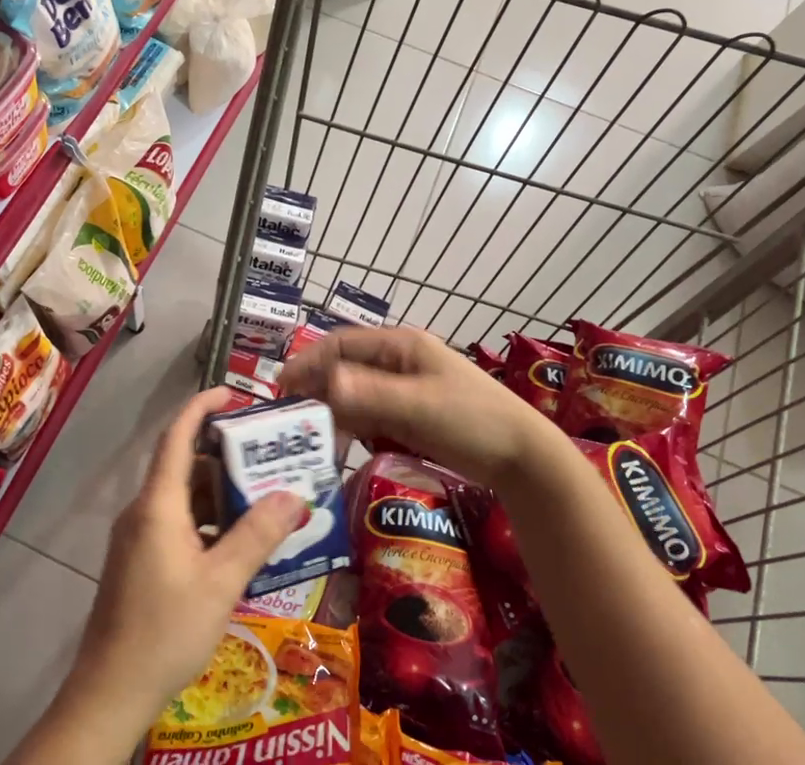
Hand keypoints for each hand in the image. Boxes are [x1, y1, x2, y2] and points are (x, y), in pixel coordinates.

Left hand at [71, 387, 306, 717]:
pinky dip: (210, 524)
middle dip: (227, 458)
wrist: (112, 689)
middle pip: (186, 467)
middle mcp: (144, 512)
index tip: (234, 393)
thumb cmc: (166, 628)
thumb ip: (257, 535)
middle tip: (272, 456)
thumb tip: (292, 495)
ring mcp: (139, 538)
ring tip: (268, 498)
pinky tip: (242, 544)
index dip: (202, 408)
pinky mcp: (141, 562)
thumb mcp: (221, 582)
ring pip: (185, 500)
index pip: (177, 437)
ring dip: (223, 496)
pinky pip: (179, 525)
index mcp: (158, 505)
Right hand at [279, 326, 562, 489]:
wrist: (523, 459)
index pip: (342, 344)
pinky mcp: (409, 417)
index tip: (281, 387)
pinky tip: (337, 445)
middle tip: (288, 416)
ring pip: (354, 394)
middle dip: (315, 389)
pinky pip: (369, 416)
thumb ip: (372, 395)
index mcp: (401, 346)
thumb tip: (326, 383)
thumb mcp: (421, 406)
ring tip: (307, 434)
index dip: (309, 362)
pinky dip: (351, 427)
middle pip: (345, 369)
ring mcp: (404, 390)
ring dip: (331, 410)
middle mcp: (398, 363)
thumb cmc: (474, 421)